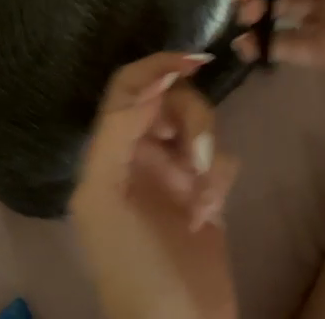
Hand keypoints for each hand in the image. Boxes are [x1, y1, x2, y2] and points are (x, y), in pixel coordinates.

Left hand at [69, 53, 239, 318]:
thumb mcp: (105, 194)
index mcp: (107, 151)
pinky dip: (219, 178)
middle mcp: (137, 156)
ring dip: (206, 150)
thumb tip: (155, 74)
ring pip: (197, 125)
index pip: (129, 86)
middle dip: (191, 119)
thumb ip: (119, 127)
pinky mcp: (204, 196)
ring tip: (204, 197)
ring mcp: (172, 177)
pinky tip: (212, 213)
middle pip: (171, 99)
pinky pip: (219, 159)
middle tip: (196, 159)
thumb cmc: (132, 263)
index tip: (194, 61)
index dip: (158, 65)